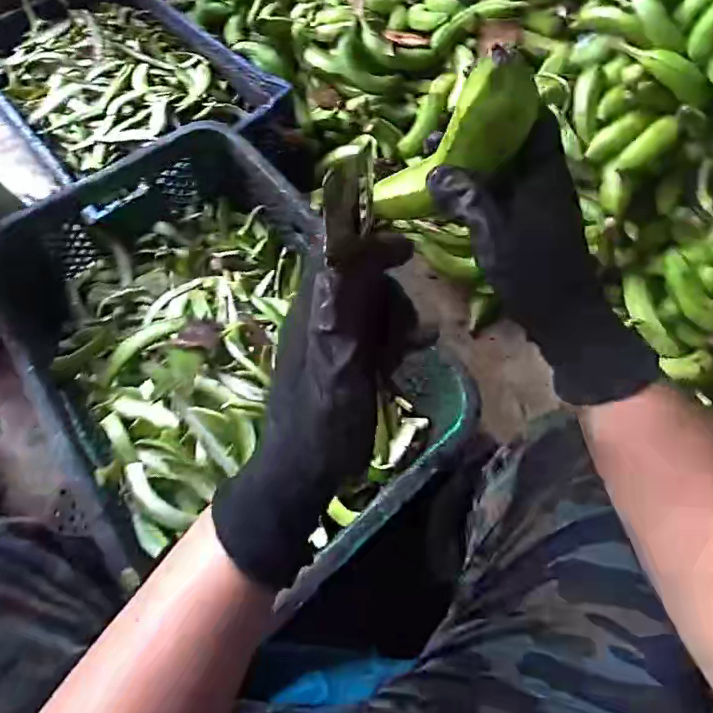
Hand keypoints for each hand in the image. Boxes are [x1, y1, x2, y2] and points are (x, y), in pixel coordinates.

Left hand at [213, 231, 415, 587]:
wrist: (304, 469)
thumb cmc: (321, 418)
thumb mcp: (337, 360)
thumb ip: (345, 306)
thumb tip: (354, 249)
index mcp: (312, 304)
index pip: (337, 250)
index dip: (371, 243)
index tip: (406, 251)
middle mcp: (321, 311)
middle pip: (365, 277)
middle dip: (391, 297)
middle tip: (404, 333)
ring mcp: (333, 334)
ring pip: (376, 305)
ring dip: (398, 323)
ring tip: (406, 353)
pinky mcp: (346, 356)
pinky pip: (377, 332)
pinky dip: (397, 340)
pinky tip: (408, 359)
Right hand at [428, 111, 658, 406]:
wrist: (564, 317)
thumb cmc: (534, 272)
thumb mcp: (494, 233)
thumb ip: (468, 198)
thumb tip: (436, 171)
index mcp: (544, 175)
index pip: (537, 121)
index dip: (514, 99)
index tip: (483, 87)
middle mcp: (543, 180)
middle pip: (514, 139)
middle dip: (480, 128)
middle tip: (442, 126)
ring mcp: (536, 200)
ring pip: (505, 164)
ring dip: (474, 156)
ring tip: (435, 154)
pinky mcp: (527, 218)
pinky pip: (500, 186)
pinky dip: (477, 180)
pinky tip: (449, 186)